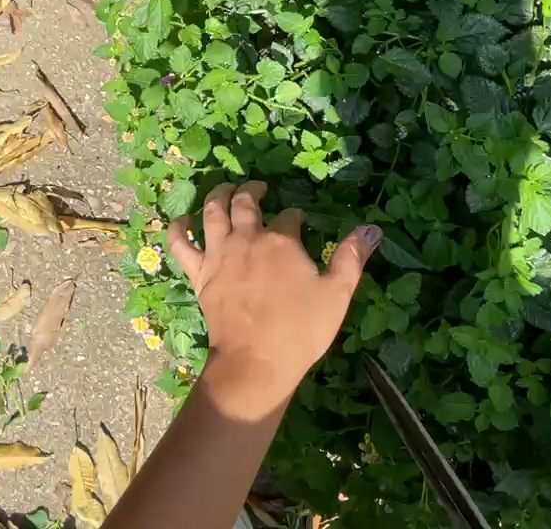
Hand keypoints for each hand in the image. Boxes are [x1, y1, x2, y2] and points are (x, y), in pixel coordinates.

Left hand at [167, 182, 380, 418]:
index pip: (289, 216)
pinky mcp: (199, 273)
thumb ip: (352, 257)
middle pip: (245, 201)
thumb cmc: (301, 329)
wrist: (257, 362)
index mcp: (281, 240)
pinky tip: (182, 221)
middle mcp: (247, 238)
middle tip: (259, 188)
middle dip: (252, 190)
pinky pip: (181, 244)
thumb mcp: (337, 293)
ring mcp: (219, 253)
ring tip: (225, 190)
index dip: (295, 216)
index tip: (300, 221)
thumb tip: (372, 228)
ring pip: (213, 211)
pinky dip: (178, 229)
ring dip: (218, 194)